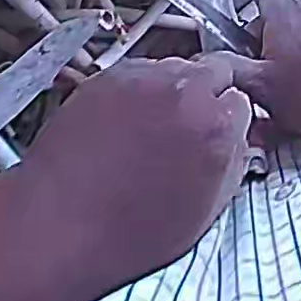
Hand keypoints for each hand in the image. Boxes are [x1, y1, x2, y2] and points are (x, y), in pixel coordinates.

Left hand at [0, 58, 250, 300]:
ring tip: (152, 128)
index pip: (243, 99)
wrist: (56, 223)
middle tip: (192, 121)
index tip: (221, 127)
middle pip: (215, 70)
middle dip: (210, 92)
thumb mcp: (203, 211)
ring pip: (177, 67)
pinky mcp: (112, 71)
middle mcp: (183, 89)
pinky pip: (141, 71)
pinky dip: (140, 90)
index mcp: (215, 125)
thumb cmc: (123, 232)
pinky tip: (126, 123)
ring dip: (175, 89)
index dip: (231, 118)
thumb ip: (232, 161)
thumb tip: (238, 138)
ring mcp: (144, 76)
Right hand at [209, 0, 300, 148]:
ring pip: (278, 35)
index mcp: (281, 13)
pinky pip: (295, 46)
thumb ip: (232, 69)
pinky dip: (285, 64)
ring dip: (267, 57)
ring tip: (267, 91)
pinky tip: (287, 95)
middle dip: (248, 42)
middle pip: (261, 16)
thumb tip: (210, 61)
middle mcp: (299, 12)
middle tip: (241, 69)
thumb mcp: (265, 87)